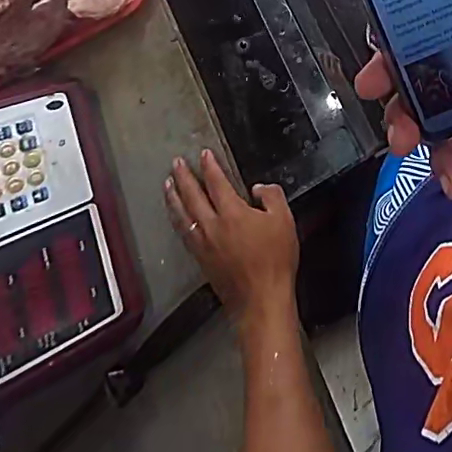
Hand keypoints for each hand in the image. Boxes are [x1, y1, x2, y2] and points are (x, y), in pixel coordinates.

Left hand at [165, 149, 298, 325]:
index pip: (217, 183)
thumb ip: (272, 197)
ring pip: (182, 216)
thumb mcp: (284, 219)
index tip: (204, 154)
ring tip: (167, 185)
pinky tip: (177, 217)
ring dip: (174, 198)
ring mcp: (203, 244)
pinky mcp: (200, 259)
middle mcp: (212, 226)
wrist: (261, 296)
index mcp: (232, 213)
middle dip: (184, 178)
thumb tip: (259, 189)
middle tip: (176, 164)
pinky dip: (177, 219)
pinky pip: (183, 232)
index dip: (210, 167)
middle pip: (192, 197)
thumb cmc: (275, 257)